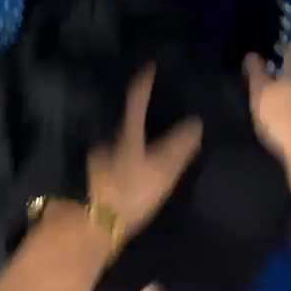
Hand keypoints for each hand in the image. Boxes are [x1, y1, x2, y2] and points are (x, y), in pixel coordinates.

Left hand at [87, 65, 203, 232]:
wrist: (95, 224)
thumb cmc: (130, 191)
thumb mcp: (162, 168)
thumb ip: (180, 144)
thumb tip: (195, 120)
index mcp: (127, 132)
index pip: (136, 99)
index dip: (145, 82)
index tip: (150, 66)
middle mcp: (109, 139)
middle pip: (125, 119)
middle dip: (140, 112)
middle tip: (157, 108)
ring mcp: (100, 158)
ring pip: (119, 139)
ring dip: (132, 136)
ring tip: (149, 137)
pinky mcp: (96, 178)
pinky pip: (115, 158)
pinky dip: (125, 155)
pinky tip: (133, 164)